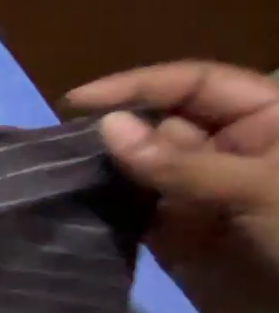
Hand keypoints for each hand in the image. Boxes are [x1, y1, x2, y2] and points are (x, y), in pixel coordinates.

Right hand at [67, 61, 278, 312]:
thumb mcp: (264, 193)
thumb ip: (182, 162)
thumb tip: (103, 125)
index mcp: (271, 124)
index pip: (197, 83)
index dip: (139, 85)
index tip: (78, 103)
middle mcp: (233, 150)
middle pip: (158, 120)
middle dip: (113, 129)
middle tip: (62, 144)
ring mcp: (201, 191)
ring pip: (136, 161)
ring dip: (100, 165)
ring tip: (55, 169)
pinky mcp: (174, 229)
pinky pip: (127, 203)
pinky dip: (100, 200)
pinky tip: (71, 197)